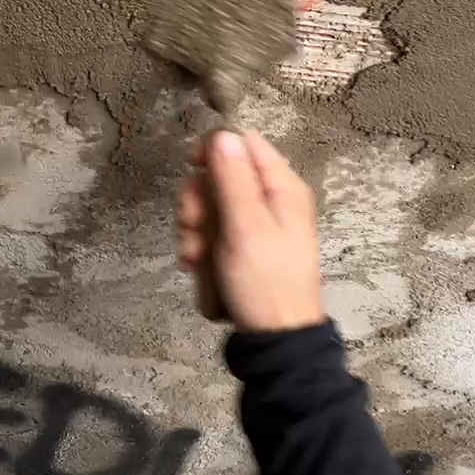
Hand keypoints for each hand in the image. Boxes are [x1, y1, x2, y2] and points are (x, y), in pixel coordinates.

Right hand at [175, 129, 325, 332]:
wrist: (275, 341)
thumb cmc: (264, 281)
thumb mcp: (246, 227)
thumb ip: (233, 178)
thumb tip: (222, 133)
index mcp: (282, 186)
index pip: (243, 141)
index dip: (214, 149)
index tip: (192, 168)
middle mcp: (269, 197)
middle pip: (218, 171)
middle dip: (198, 199)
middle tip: (194, 226)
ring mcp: (253, 220)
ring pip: (208, 200)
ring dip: (193, 225)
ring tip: (195, 255)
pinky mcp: (240, 242)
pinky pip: (209, 226)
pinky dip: (197, 241)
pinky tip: (196, 263)